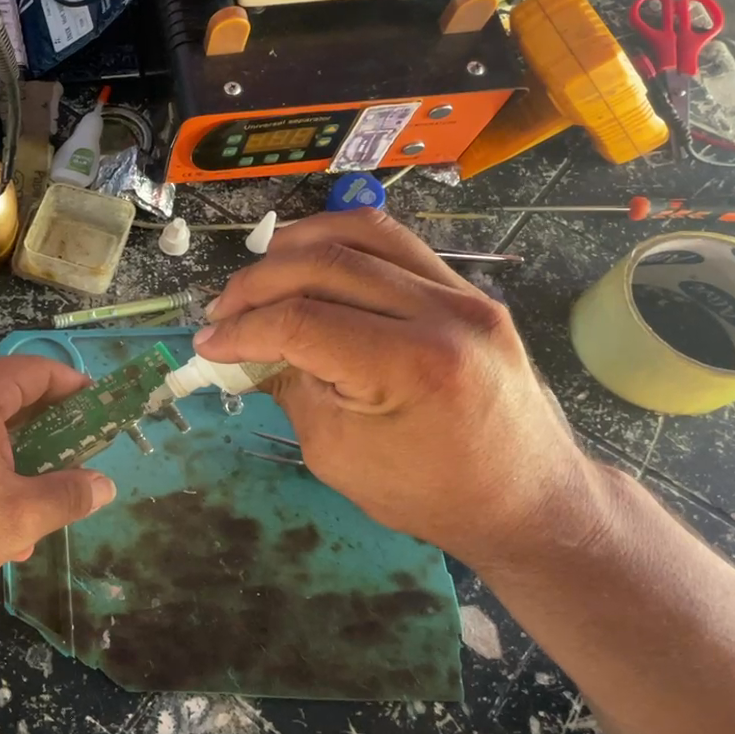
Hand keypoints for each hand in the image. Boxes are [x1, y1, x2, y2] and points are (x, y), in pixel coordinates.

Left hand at [0, 356, 116, 608]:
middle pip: (11, 398)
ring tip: (31, 516)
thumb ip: (68, 496)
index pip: (38, 371)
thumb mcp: (17, 518)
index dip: (76, 389)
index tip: (102, 414)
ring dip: (14, 465)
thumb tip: (105, 485)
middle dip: (46, 438)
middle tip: (72, 471)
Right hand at [194, 209, 598, 563]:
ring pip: (360, 232)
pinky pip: (393, 243)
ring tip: (258, 276)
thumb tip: (239, 351)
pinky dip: (338, 243)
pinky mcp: (466, 290)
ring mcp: (462, 293)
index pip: (301, 321)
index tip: (206, 345)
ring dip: (295, 246)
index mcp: (410, 366)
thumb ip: (288, 387)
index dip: (241, 329)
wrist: (528, 501)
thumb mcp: (335, 453)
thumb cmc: (427, 494)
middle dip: (256, 285)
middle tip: (221, 313)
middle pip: (325, 264)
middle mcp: (442, 313)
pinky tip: (307, 264)